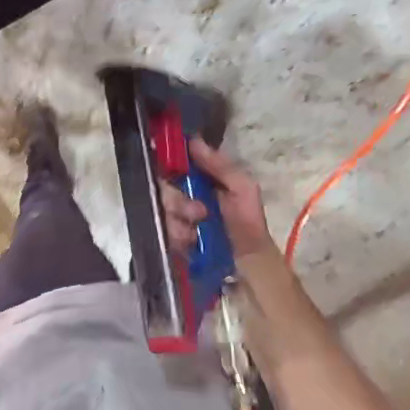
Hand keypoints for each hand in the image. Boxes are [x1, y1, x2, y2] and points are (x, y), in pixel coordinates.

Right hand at [157, 138, 276, 260]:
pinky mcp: (169, 239)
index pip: (176, 163)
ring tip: (196, 231)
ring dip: (179, 219)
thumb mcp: (243, 189)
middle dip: (178, 199)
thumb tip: (193, 140)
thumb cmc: (248, 225)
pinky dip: (176, 234)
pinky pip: (161, 229)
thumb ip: (221, 166)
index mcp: (201, 180)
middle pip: (163, 186)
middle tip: (199, 212)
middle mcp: (184, 195)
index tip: (170, 165)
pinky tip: (190, 241)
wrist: (249, 268)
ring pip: (160, 208)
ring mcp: (175, 218)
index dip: (169, 161)